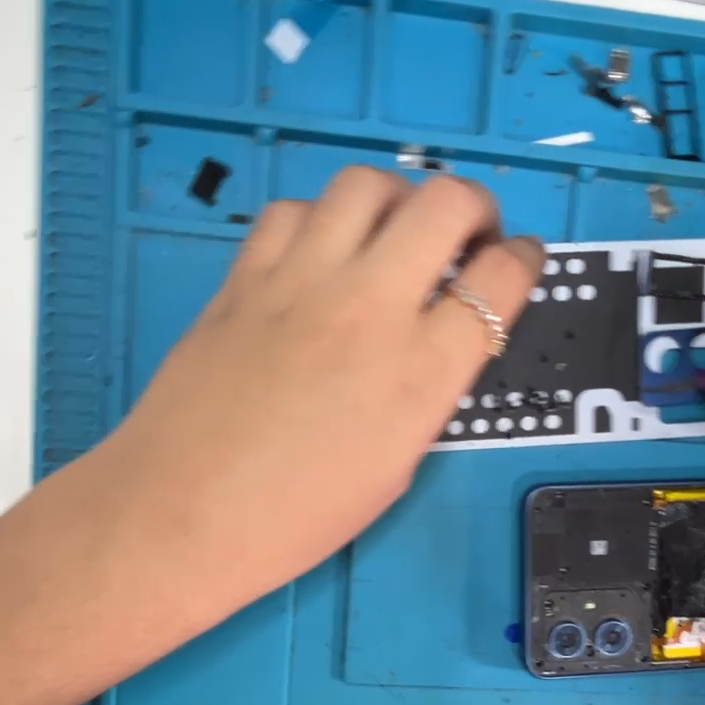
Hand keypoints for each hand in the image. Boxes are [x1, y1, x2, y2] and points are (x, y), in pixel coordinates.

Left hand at [93, 167, 542, 619]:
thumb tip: (437, 342)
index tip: (517, 259)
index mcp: (421, 372)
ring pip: (367, 186)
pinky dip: (321, 221)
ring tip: (393, 234)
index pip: (500, 280)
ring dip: (397, 201)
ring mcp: (301, 283)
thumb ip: (426, 391)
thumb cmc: (295, 518)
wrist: (182, 516)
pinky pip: (294, 212)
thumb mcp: (395, 467)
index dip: (522, 260)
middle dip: (475, 207)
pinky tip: (320, 254)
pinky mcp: (244, 277)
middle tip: (468, 234)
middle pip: (446, 203)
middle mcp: (370, 308)